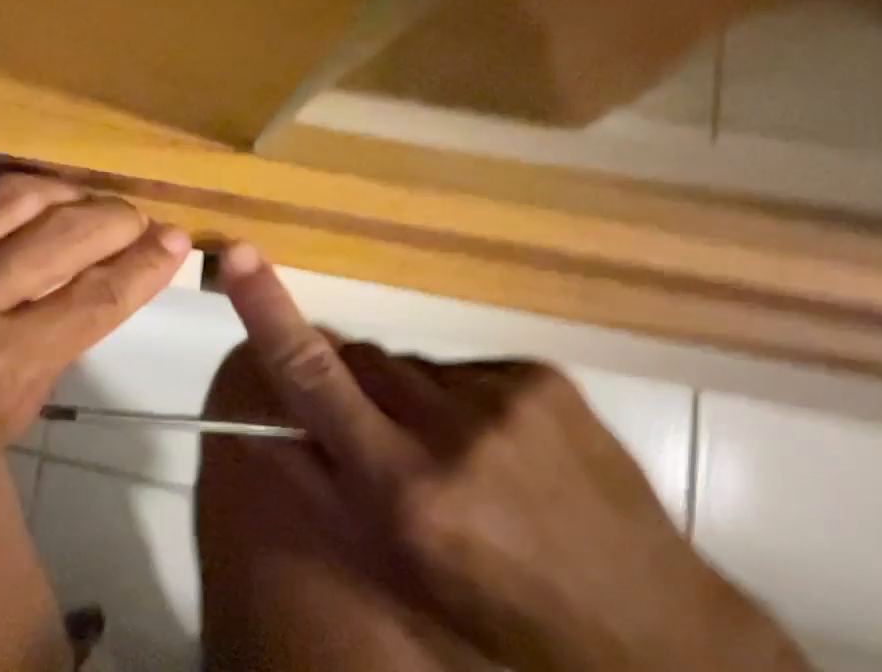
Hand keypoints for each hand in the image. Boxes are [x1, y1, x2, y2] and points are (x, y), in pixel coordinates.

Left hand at [0, 170, 190, 567]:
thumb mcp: (9, 420)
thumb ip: (58, 346)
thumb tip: (103, 287)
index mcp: (1, 363)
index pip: (97, 295)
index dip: (147, 264)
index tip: (176, 242)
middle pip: (65, 232)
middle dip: (116, 219)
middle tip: (136, 221)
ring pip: (13, 194)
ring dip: (64, 190)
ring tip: (84, 202)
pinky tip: (18, 193)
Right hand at [215, 244, 810, 671]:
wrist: (643, 624)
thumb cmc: (490, 607)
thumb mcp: (388, 565)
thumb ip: (313, 484)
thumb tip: (251, 419)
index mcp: (403, 488)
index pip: (316, 379)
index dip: (269, 315)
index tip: (238, 257)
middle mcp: (451, 430)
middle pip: (361, 361)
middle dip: (350, 384)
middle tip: (375, 435)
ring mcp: (505, 396)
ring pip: (412, 365)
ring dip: (409, 395)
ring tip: (452, 453)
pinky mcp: (543, 377)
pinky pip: (464, 368)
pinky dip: (460, 397)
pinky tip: (496, 445)